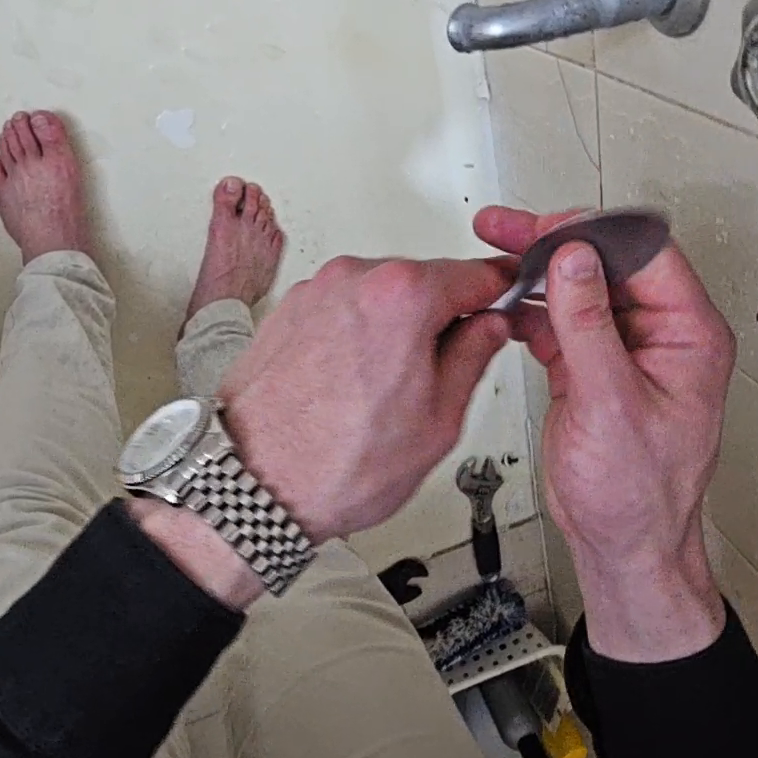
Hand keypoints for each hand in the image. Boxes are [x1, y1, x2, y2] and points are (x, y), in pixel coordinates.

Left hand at [218, 256, 513, 545]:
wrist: (252, 484)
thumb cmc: (334, 464)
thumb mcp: (439, 420)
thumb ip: (473, 357)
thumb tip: (488, 328)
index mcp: (403, 297)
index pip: (475, 274)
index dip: (499, 291)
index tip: (506, 299)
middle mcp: (355, 279)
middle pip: (425, 281)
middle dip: (443, 316)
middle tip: (444, 369)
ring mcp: (317, 291)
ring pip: (383, 294)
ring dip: (397, 326)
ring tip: (386, 388)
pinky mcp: (291, 308)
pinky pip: (345, 307)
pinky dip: (359, 332)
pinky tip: (353, 382)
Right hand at [475, 207, 736, 660]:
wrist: (621, 543)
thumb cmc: (640, 495)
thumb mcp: (612, 405)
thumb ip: (589, 327)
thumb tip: (574, 261)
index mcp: (686, 335)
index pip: (643, 255)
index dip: (593, 233)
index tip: (547, 227)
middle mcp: (656, 334)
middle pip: (604, 264)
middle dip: (552, 243)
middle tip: (506, 228)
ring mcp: (619, 349)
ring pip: (575, 289)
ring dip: (534, 274)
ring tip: (492, 257)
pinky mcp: (588, 366)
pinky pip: (556, 322)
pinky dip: (526, 311)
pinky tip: (500, 305)